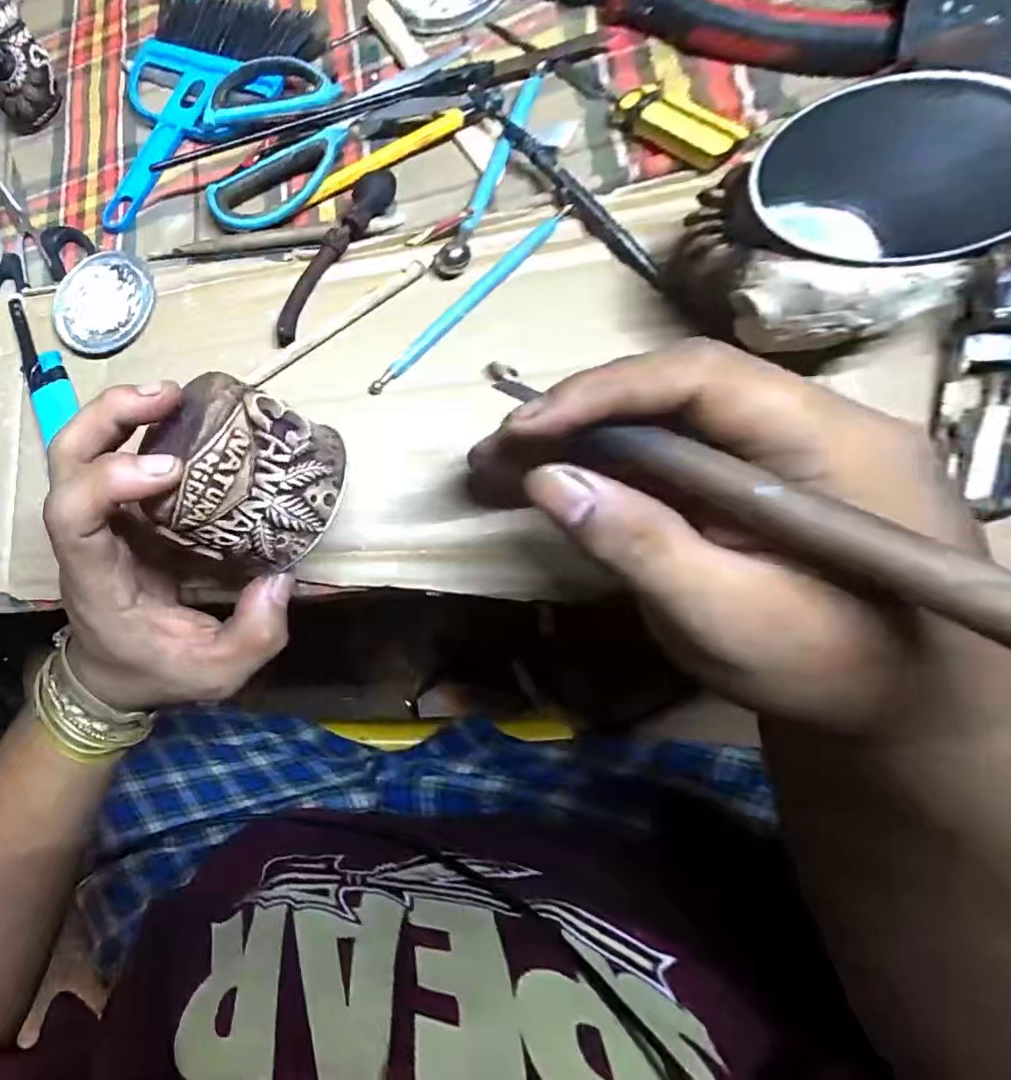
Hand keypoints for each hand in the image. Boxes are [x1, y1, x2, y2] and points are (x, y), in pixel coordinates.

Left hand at [44, 382, 292, 710]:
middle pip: (65, 459)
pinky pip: (108, 455)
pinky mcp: (112, 510)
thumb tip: (281, 577)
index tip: (172, 470)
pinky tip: (177, 418)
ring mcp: (93, 517)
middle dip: (107, 416)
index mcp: (93, 576)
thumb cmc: (150, 670)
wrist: (108, 673)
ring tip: (173, 395)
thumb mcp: (213, 673)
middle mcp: (81, 537)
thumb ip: (254, 635)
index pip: (69, 516)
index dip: (108, 478)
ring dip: (117, 411)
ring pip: (77, 448)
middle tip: (168, 397)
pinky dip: (135, 428)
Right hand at [469, 340, 989, 732]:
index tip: (523, 428)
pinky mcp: (729, 483)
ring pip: (648, 420)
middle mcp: (800, 429)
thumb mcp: (725, 614)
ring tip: (492, 467)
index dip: (603, 392)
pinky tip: (530, 484)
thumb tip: (543, 479)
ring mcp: (763, 455)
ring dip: (565, 440)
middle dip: (570, 415)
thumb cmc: (829, 667)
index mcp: (830, 445)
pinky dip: (582, 467)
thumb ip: (638, 543)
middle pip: (667, 390)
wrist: (896, 708)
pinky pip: (648, 457)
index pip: (703, 378)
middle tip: (492, 452)